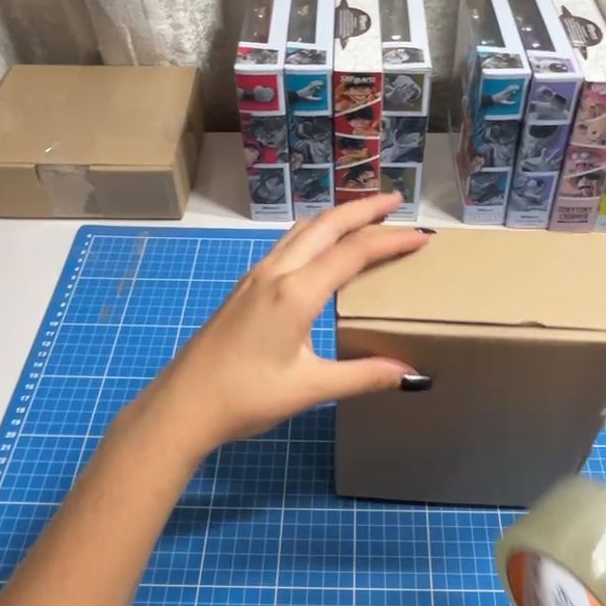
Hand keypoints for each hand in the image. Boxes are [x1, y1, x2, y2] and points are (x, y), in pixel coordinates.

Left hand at [130, 194, 427, 455]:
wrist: (183, 405)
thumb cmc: (246, 397)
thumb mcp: (310, 388)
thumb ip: (363, 376)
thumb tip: (410, 375)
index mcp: (296, 291)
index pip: (354, 252)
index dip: (391, 240)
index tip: (423, 235)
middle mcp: (276, 272)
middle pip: (326, 225)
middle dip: (364, 209)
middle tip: (397, 200)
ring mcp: (256, 276)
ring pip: (302, 230)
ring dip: (336, 217)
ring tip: (364, 216)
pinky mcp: (245, 287)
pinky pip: (287, 244)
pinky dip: (315, 233)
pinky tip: (321, 248)